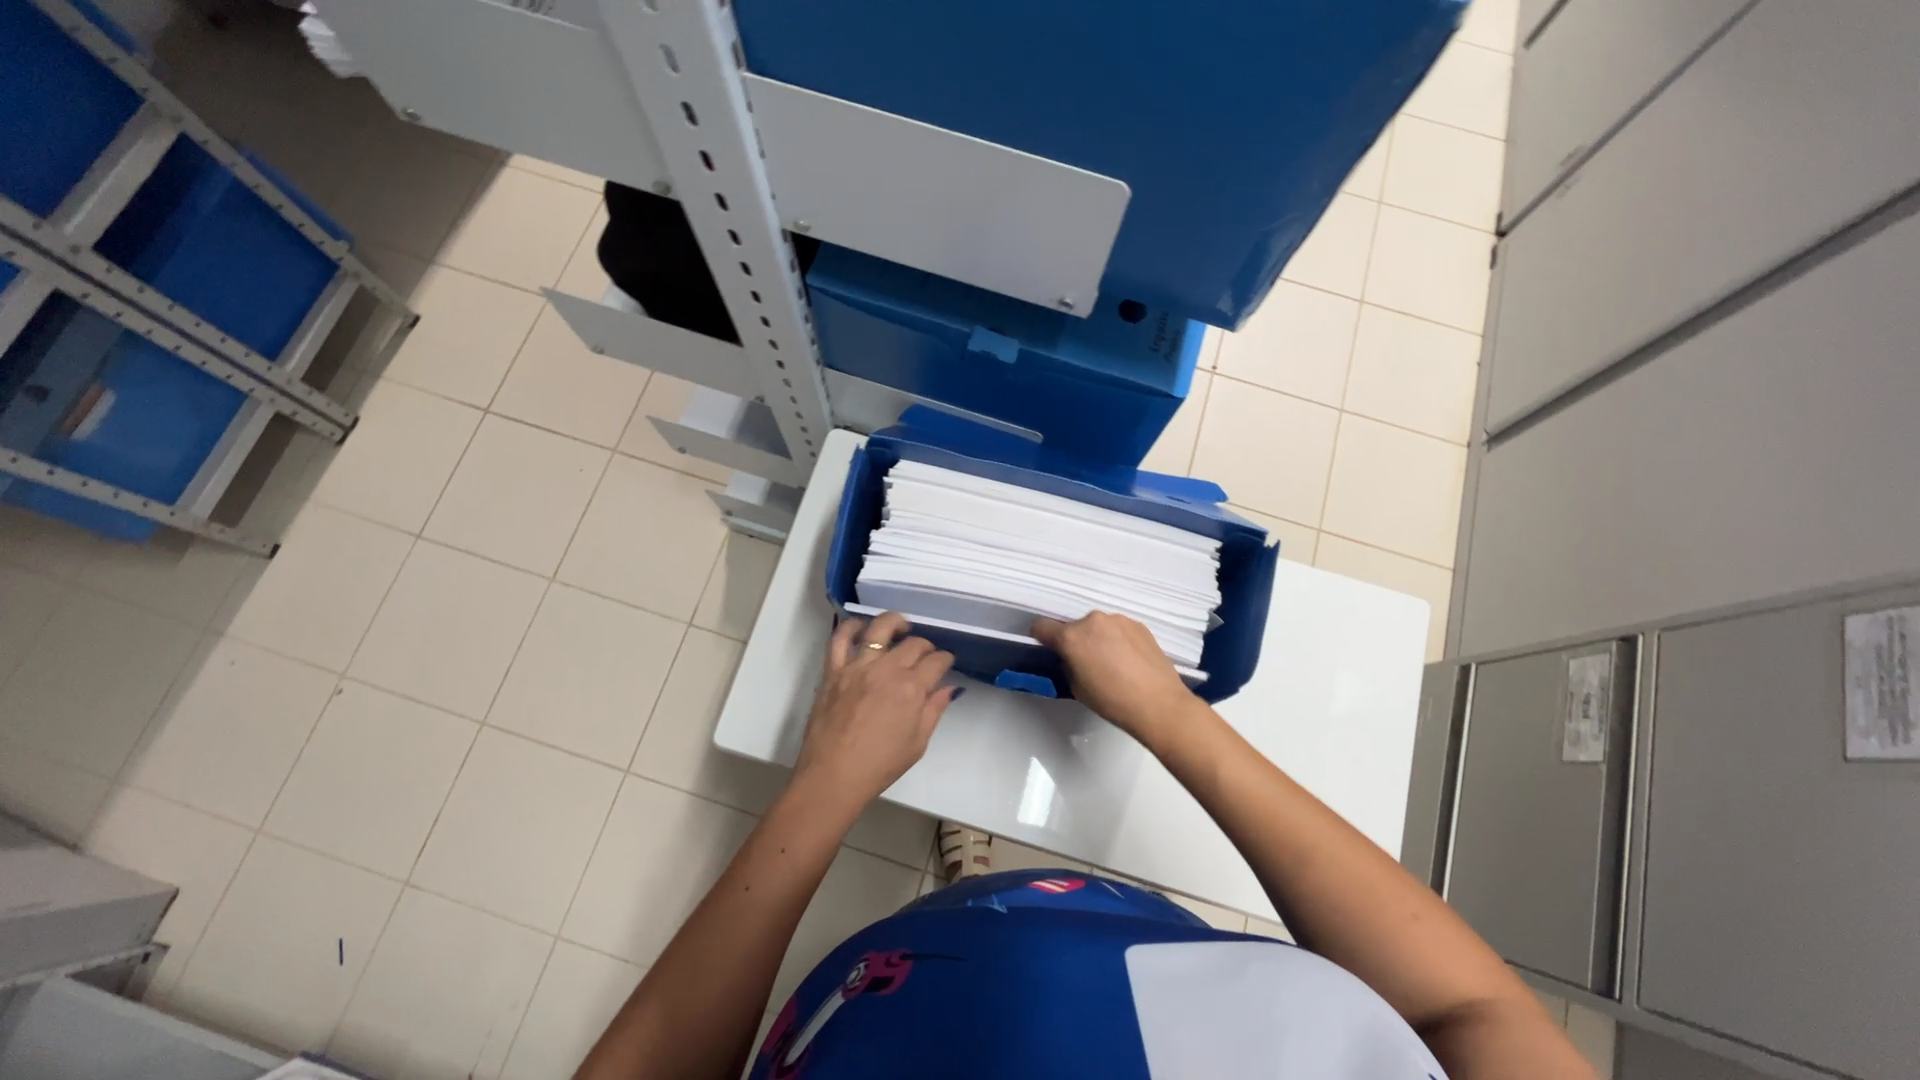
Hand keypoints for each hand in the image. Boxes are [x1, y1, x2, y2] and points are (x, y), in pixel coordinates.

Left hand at [792, 612, 958, 813]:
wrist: (833, 776)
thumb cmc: (880, 765)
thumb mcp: (918, 743)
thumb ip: (934, 710)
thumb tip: (948, 688)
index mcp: (911, 689)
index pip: (936, 661)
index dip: (945, 660)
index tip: (946, 664)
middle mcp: (886, 670)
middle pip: (913, 643)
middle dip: (926, 646)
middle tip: (926, 656)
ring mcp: (857, 667)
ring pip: (879, 629)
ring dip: (895, 623)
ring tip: (901, 627)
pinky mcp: (833, 671)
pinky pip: (839, 639)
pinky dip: (850, 627)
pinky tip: (861, 628)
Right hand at [1032, 612, 1197, 741]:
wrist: (1158, 703)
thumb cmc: (1112, 701)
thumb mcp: (1076, 688)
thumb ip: (1067, 665)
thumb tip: (1070, 657)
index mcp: (1071, 637)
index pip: (1042, 626)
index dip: (1041, 638)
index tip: (1049, 650)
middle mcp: (1092, 621)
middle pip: (1073, 626)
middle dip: (1075, 641)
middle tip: (1087, 663)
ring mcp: (1118, 620)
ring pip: (1098, 627)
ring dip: (1098, 639)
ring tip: (1113, 663)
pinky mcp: (1138, 624)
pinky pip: (1118, 629)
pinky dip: (1118, 639)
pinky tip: (1130, 660)